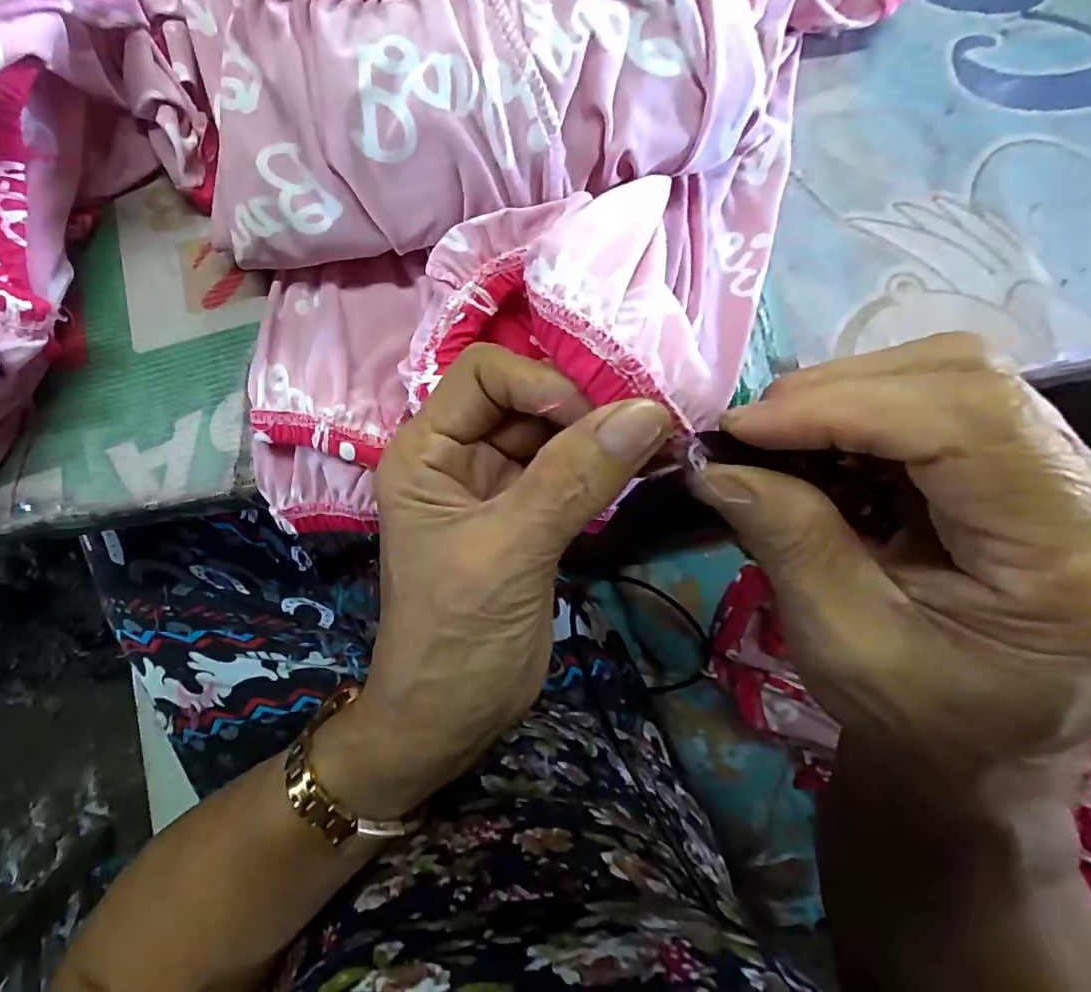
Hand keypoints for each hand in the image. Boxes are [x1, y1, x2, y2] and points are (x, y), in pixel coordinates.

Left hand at [312, 344, 672, 819]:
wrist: (448, 714)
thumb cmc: (456, 635)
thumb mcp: (508, 551)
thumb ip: (572, 479)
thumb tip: (646, 411)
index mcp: (424, 451)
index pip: (481, 374)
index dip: (539, 383)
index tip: (591, 423)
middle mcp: (453, 456)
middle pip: (522, 398)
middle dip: (584, 406)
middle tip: (654, 427)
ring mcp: (489, 485)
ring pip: (550, 432)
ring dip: (603, 434)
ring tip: (666, 444)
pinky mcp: (522, 514)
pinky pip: (566, 470)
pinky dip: (604, 465)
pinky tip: (650, 467)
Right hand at [691, 333, 1090, 791]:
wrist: (978, 758)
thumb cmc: (915, 720)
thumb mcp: (839, 639)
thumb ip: (787, 538)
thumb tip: (713, 464)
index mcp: (1081, 566)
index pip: (970, 425)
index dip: (841, 407)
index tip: (740, 429)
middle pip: (970, 384)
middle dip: (837, 393)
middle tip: (748, 432)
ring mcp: (1083, 487)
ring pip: (958, 382)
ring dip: (845, 397)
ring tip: (777, 439)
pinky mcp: (1040, 479)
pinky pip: (948, 409)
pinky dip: (862, 415)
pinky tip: (818, 450)